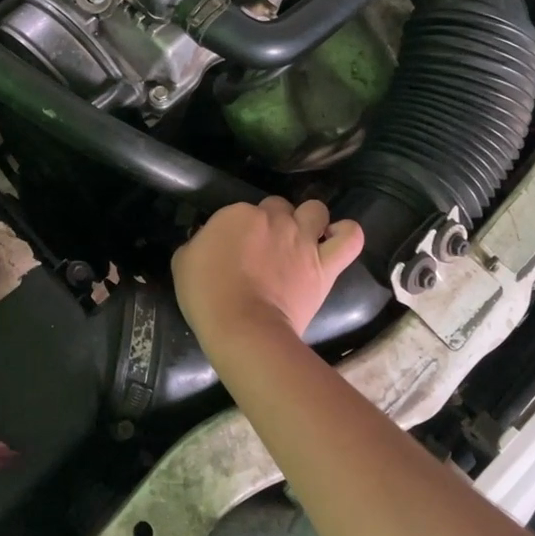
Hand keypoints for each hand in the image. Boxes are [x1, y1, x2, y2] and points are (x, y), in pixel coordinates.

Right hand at [172, 196, 363, 348]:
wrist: (244, 329)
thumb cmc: (207, 296)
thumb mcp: (183, 262)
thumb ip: (198, 243)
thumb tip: (206, 240)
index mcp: (238, 214)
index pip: (241, 211)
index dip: (239, 229)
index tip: (233, 248)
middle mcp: (274, 219)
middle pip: (277, 206)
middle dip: (272, 220)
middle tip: (265, 246)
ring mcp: (303, 239)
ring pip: (315, 210)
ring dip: (309, 220)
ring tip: (303, 237)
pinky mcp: (326, 265)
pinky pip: (350, 238)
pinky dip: (346, 234)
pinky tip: (335, 238)